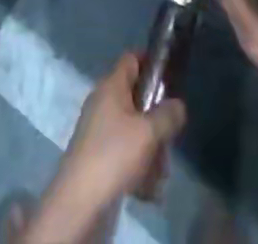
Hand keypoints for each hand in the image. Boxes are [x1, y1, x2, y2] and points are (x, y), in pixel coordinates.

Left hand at [22, 53, 185, 242]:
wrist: (80, 198)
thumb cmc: (114, 154)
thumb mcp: (149, 132)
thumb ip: (168, 114)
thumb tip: (177, 104)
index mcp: (111, 86)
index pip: (132, 59)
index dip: (151, 61)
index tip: (172, 76)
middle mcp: (103, 102)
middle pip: (137, 98)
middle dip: (157, 120)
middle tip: (169, 138)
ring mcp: (98, 128)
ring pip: (135, 129)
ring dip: (151, 148)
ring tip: (158, 172)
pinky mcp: (98, 153)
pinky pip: (125, 151)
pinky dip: (138, 165)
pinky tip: (146, 187)